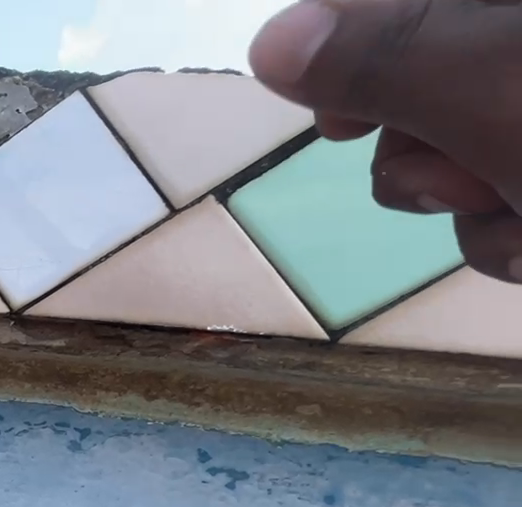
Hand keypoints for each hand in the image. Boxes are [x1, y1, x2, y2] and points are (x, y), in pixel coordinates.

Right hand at [249, 0, 521, 282]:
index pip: (390, 4)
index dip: (349, 48)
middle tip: (463, 183)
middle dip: (423, 149)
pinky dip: (508, 222)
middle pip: (430, 72)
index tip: (341, 123)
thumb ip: (389, 57)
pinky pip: (505, 179)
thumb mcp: (503, 91)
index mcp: (520, 7)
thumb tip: (272, 35)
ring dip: (462, 202)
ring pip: (463, 139)